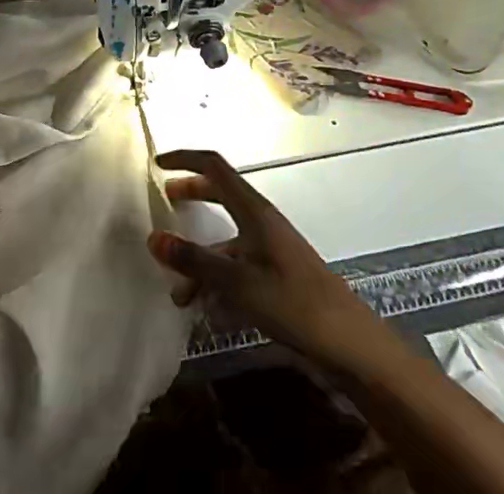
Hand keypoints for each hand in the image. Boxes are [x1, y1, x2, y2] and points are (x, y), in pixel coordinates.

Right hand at [147, 149, 366, 363]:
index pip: (215, 168)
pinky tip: (207, 313)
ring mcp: (270, 248)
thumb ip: (194, 261)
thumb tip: (153, 238)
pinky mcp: (275, 275)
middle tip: (165, 202)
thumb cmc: (294, 304)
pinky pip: (236, 267)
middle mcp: (261, 222)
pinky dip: (217, 282)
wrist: (349, 344)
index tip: (157, 163)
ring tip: (178, 294)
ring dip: (199, 258)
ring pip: (225, 240)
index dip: (185, 160)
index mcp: (254, 211)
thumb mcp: (237, 283)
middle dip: (191, 195)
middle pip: (220, 195)